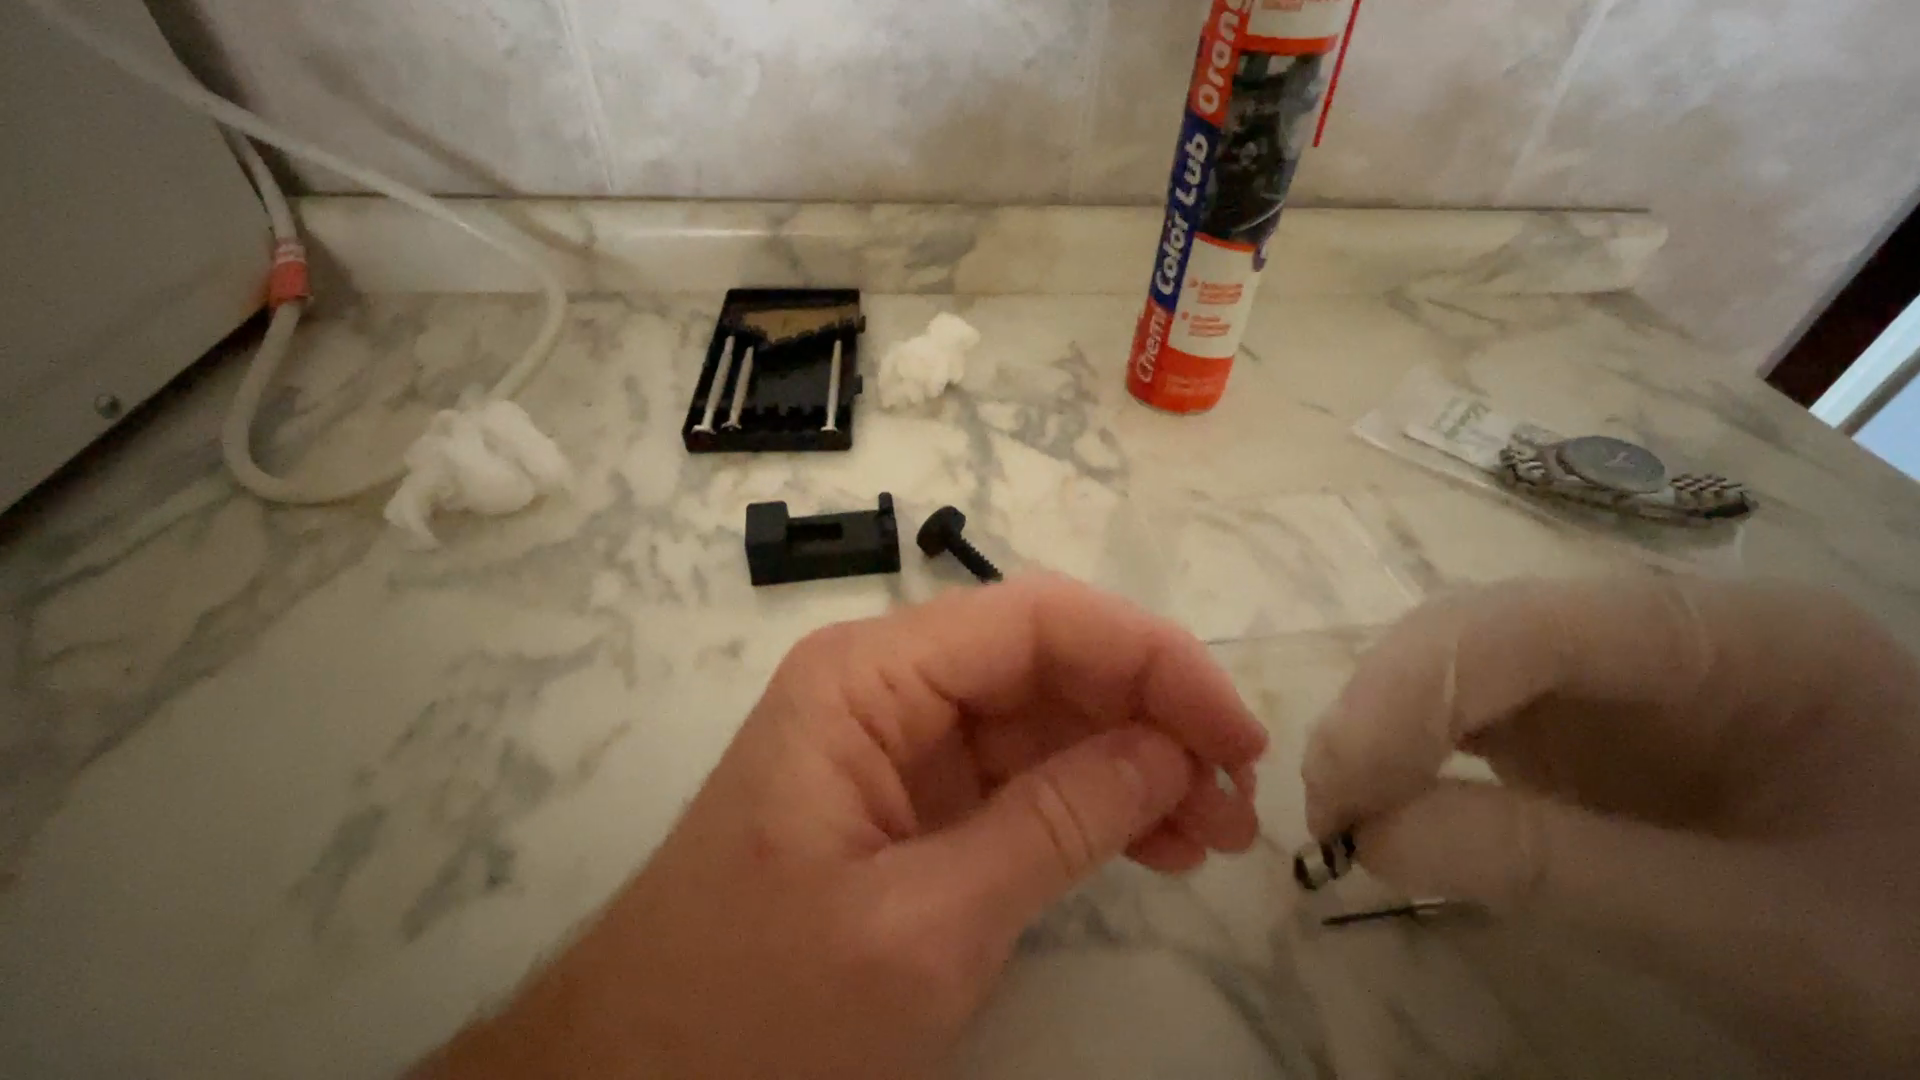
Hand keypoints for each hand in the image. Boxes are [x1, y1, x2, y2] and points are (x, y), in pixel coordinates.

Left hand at [415, 577, 1267, 1078]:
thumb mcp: (925, 925)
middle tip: (1236, 797)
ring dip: (1134, 762)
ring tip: (1214, 831)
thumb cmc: (759, 1006)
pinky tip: (1154, 842)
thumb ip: (1055, 823)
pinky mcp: (911, 798)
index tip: (1236, 734)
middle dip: (1150, 715)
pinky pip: (1019, 775)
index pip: (1036, 620)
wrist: (639, 1077)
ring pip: (1044, 719)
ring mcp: (899, 742)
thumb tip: (1171, 751)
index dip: (1151, 659)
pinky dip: (1091, 803)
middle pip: (1046, 662)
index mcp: (869, 677)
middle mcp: (886, 686)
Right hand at [1302, 578, 1919, 1074]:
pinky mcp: (1579, 726)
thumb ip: (1557, 870)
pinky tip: (1387, 799)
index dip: (1415, 691)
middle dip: (1384, 710)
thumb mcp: (1757, 934)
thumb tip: (1367, 837)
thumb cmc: (1919, 961)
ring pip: (1455, 662)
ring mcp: (1612, 676)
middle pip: (1477, 629)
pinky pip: (1466, 714)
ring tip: (1343, 809)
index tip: (1340, 791)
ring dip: (1380, 727)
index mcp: (1737, 641)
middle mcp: (1658, 632)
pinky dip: (1408, 754)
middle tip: (1330, 810)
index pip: (1535, 626)